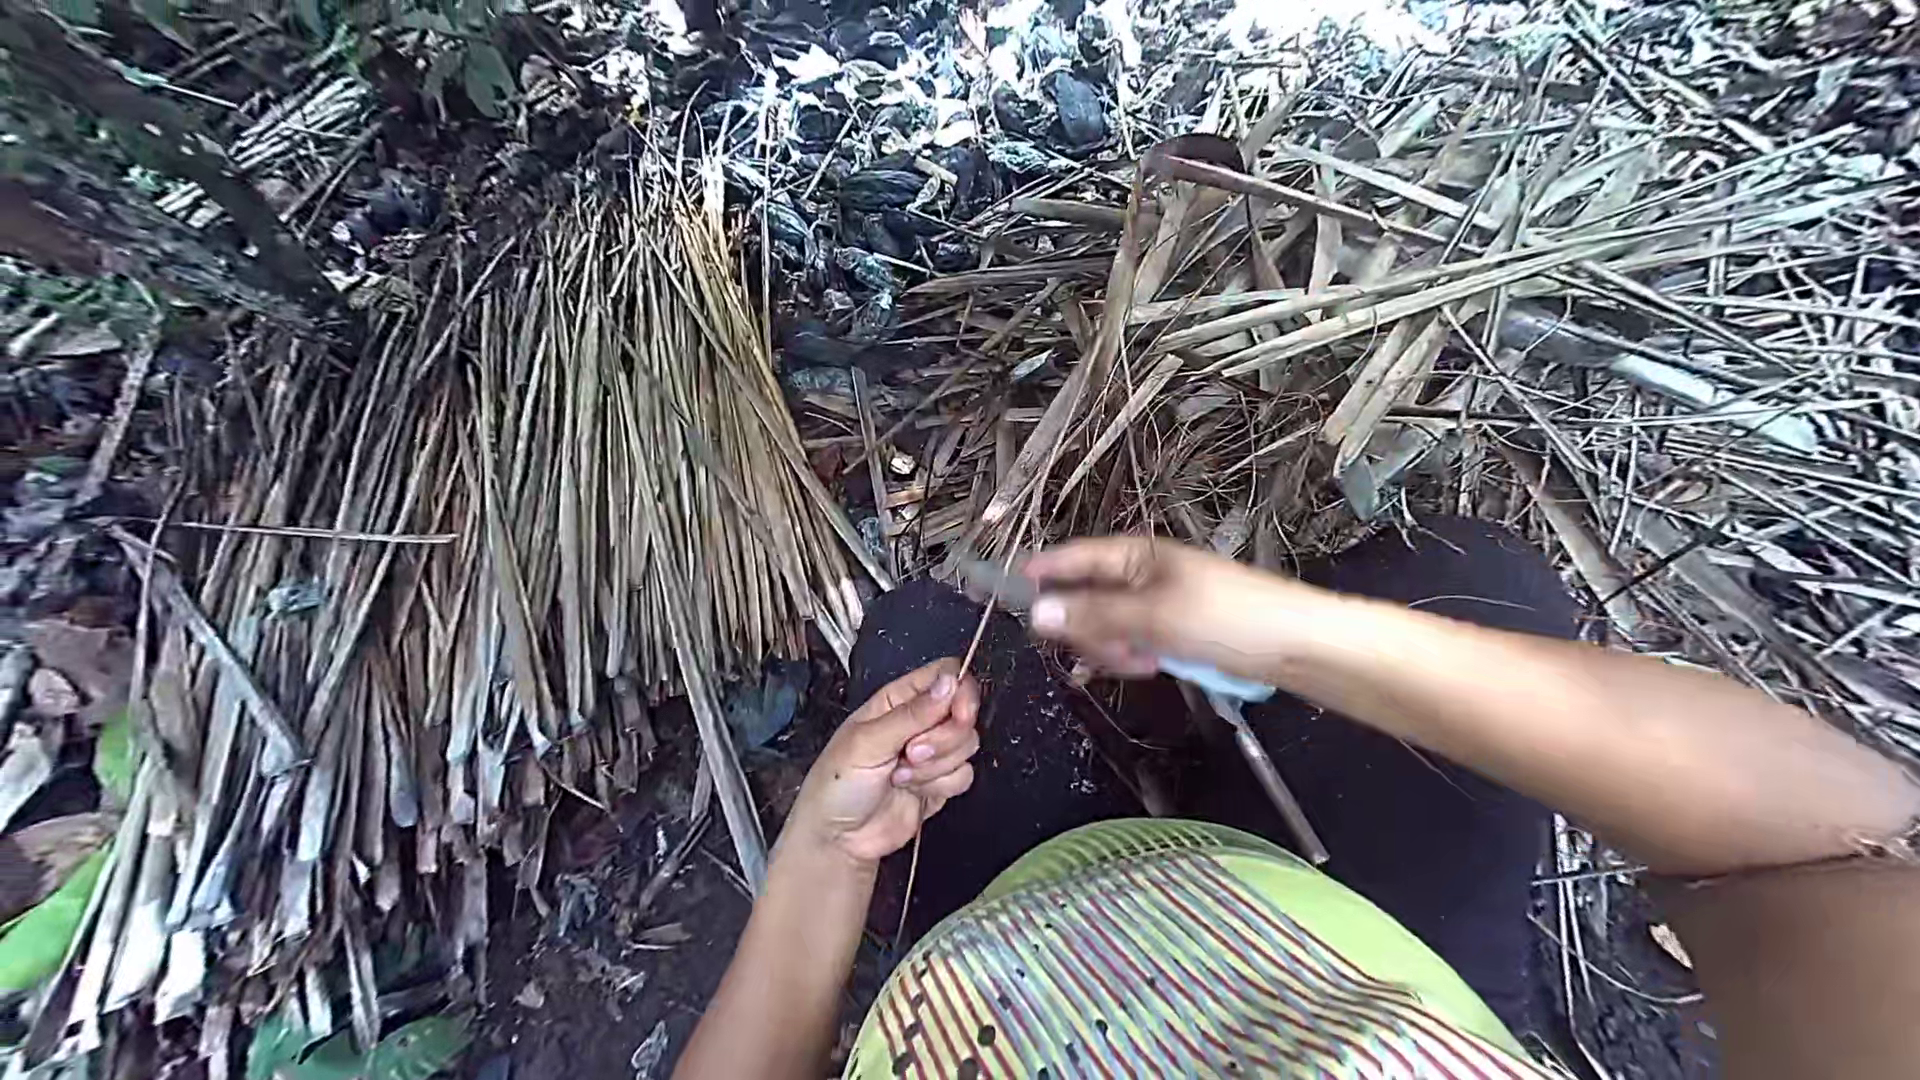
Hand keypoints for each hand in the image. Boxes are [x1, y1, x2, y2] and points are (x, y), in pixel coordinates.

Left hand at [781, 658, 980, 866]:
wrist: (838, 839)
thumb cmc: (836, 783)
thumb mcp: (867, 742)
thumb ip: (912, 713)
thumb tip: (949, 683)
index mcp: (898, 698)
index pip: (945, 674)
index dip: (960, 691)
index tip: (959, 713)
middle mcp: (919, 720)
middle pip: (963, 711)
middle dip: (943, 738)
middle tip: (911, 752)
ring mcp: (932, 751)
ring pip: (967, 744)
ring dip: (937, 765)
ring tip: (901, 774)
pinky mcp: (940, 780)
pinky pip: (965, 775)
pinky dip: (942, 786)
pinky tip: (913, 790)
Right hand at [1023, 536, 1309, 679]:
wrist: (1300, 645)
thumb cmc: (1228, 619)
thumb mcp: (1155, 618)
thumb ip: (1093, 616)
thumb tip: (1036, 613)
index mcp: (1135, 555)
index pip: (1073, 559)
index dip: (1041, 572)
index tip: (1006, 590)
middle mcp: (1140, 573)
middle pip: (1084, 597)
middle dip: (1088, 627)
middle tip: (1111, 652)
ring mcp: (1155, 600)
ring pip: (1106, 623)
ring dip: (1113, 646)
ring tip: (1143, 661)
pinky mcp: (1170, 626)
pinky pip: (1131, 637)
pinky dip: (1132, 652)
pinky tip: (1148, 664)